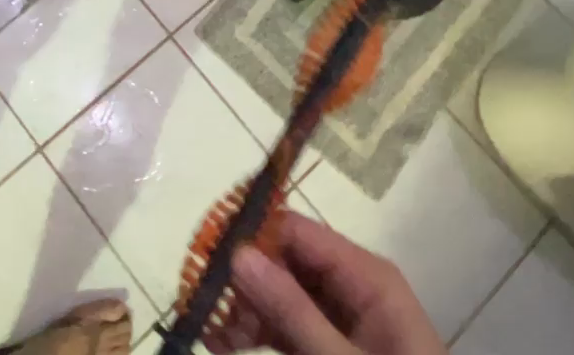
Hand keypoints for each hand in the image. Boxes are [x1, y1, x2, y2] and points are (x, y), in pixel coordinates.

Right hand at [214, 214, 444, 354]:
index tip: (206, 260)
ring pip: (278, 292)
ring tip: (212, 335)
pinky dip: (255, 330)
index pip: (295, 231)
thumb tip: (237, 253)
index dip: (249, 238)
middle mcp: (353, 285)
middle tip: (205, 306)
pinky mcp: (331, 345)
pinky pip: (285, 323)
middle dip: (241, 280)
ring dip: (242, 309)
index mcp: (368, 277)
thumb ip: (292, 312)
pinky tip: (222, 344)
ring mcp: (342, 317)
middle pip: (283, 259)